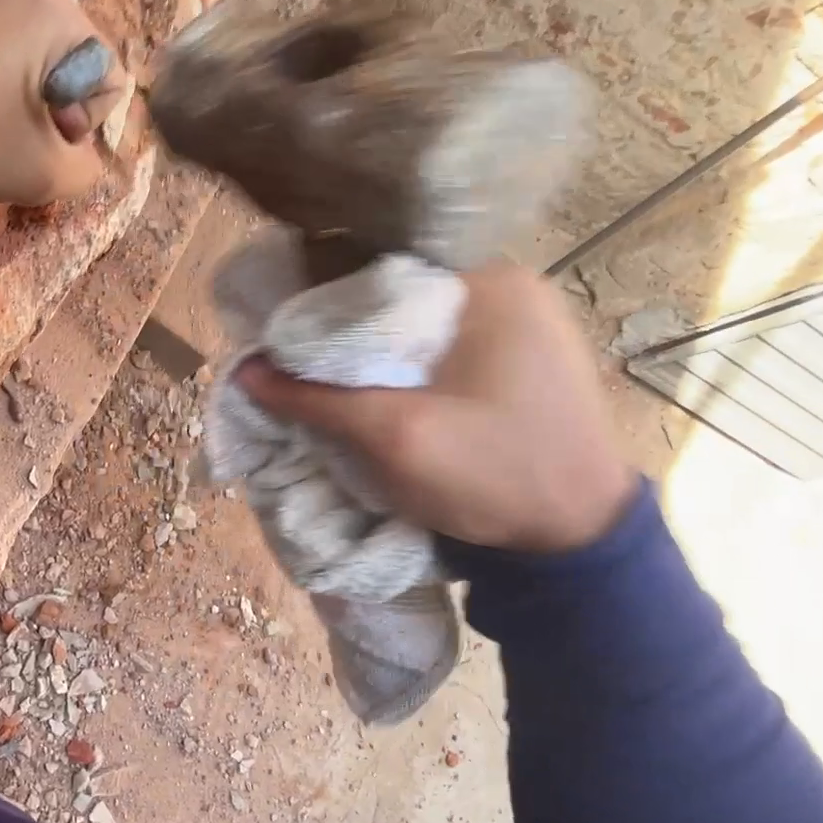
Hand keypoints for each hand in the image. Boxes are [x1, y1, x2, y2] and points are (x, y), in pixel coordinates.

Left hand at [0, 0, 125, 208]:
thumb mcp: (46, 173)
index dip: (86, 128)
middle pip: (72, 73)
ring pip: (36, 76)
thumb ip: (87, 170)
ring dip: (26, 118)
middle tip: (19, 150)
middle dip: (56, 120)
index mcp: (59, 13)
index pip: (110, 79)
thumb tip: (84, 161)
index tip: (45, 146)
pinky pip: (1, 70)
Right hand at [236, 263, 636, 552]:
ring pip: (409, 336)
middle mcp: (508, 291)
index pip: (373, 288)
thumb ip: (314, 399)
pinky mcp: (518, 362)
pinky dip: (399, 378)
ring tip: (329, 398)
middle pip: (390, 311)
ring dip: (366, 366)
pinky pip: (435, 357)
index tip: (277, 360)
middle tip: (295, 382)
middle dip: (340, 348)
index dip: (315, 324)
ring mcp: (519, 326)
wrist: (578, 536)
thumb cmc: (493, 474)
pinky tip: (378, 405)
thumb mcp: (392, 435)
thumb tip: (245, 370)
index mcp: (491, 286)